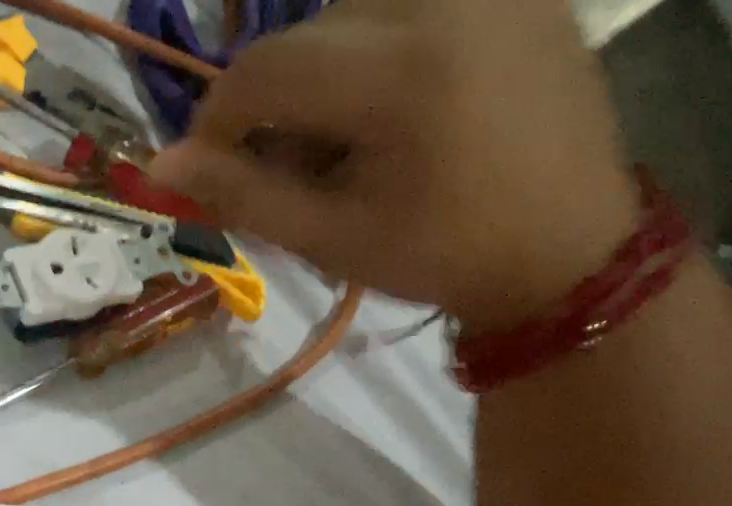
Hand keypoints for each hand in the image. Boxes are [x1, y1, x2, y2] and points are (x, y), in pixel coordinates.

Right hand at [151, 0, 638, 330]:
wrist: (572, 246)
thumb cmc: (443, 255)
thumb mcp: (330, 238)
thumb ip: (242, 195)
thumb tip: (160, 165)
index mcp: (402, 76)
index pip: (263, 69)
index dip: (217, 120)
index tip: (212, 168)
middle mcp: (445, 2)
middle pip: (304, 37)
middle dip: (277, 104)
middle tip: (295, 171)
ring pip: (349, 16)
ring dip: (323, 76)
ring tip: (350, 141)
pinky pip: (404, 8)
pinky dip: (375, 52)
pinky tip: (395, 108)